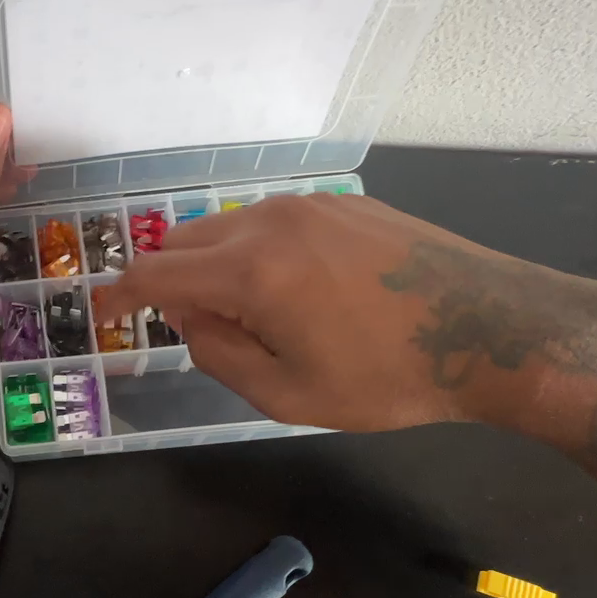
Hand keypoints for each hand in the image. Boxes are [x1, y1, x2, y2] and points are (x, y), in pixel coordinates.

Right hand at [94, 193, 596, 431]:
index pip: (154, 275)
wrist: (495, 330)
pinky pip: (267, 221)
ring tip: (247, 313)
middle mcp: (269, 223)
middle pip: (180, 241)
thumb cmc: (387, 378)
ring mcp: (308, 205)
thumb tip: (188, 319)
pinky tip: (288, 286)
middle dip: (164, 281)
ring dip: (208, 265)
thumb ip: (217, 355)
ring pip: (223, 227)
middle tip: (189, 327)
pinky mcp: (341, 203)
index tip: (101, 312)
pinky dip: (249, 251)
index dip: (118, 296)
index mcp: (250, 272)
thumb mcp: (287, 394)